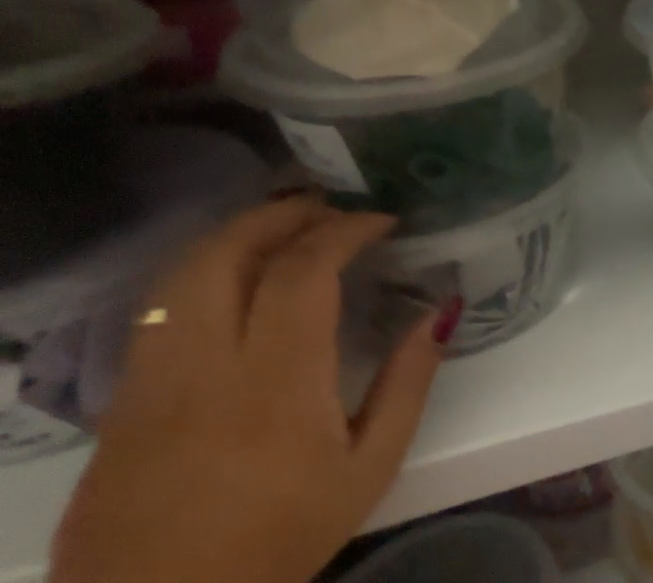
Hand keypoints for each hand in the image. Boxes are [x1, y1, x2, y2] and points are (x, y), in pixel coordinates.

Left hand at [51, 197, 453, 582]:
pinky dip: (204, 274)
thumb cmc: (281, 536)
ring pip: (178, 277)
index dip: (342, 229)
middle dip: (278, 215)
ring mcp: (150, 381)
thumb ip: (408, 383)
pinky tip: (238, 284)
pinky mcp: (121, 401)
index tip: (381, 219)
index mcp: (274, 381)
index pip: (299, 272)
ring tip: (286, 230)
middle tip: (329, 207)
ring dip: (235, 237)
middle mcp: (202, 366)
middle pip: (223, 256)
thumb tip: (439, 312)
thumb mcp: (370, 467)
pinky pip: (159, 311)